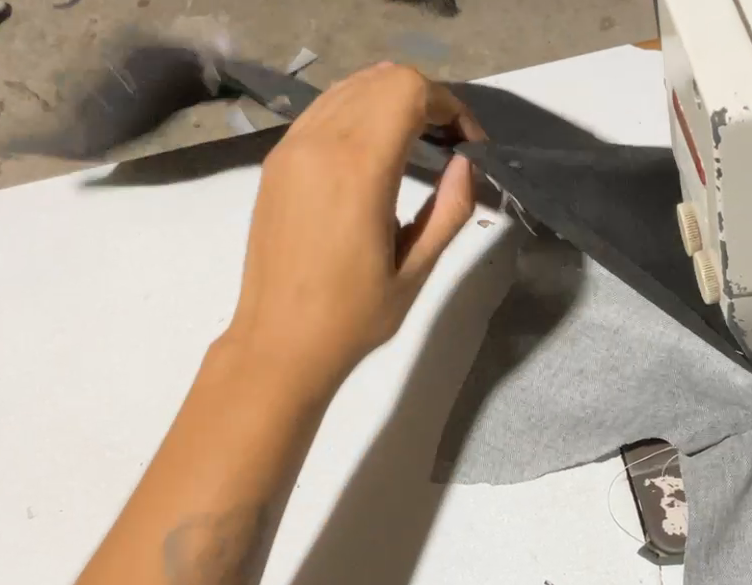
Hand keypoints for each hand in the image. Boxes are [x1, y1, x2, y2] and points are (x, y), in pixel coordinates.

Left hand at [217, 62, 484, 395]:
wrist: (283, 338)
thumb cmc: (357, 316)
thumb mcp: (418, 269)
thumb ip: (449, 210)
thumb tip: (466, 165)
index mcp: (358, 169)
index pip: (409, 93)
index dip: (451, 107)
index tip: (472, 146)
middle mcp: (319, 141)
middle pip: (382, 79)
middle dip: (428, 101)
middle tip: (455, 146)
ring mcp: (292, 146)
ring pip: (352, 86)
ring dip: (395, 103)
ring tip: (424, 146)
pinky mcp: (279, 159)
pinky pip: (326, 109)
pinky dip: (363, 114)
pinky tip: (382, 155)